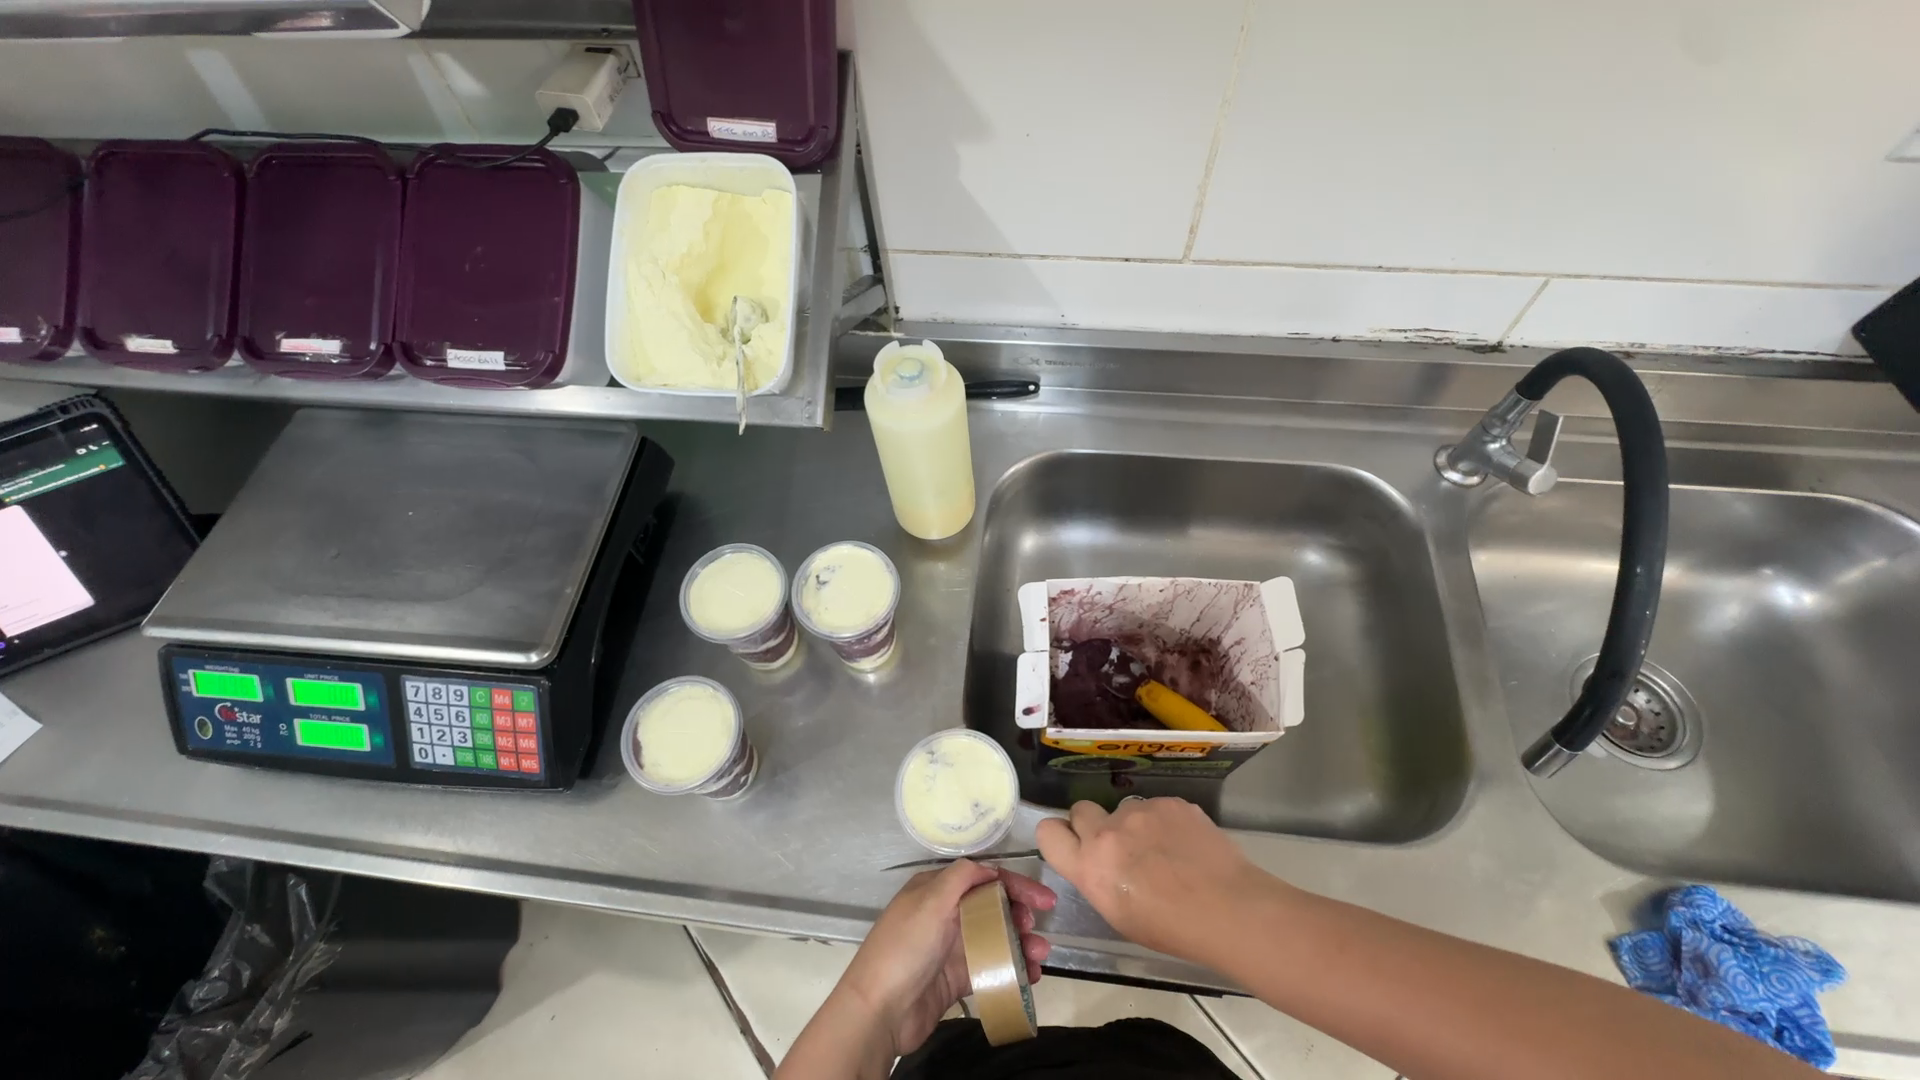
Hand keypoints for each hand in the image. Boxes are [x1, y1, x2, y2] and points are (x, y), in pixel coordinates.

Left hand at [837, 860, 1054, 1057]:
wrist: (880, 1010)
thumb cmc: (906, 947)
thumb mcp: (930, 900)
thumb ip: (961, 877)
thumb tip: (990, 867)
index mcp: (936, 890)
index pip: (982, 879)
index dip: (1015, 885)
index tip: (1045, 900)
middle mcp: (944, 914)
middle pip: (992, 908)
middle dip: (1020, 915)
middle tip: (1035, 930)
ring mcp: (951, 947)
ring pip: (995, 938)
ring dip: (1021, 944)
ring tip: (1038, 956)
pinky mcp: (956, 978)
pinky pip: (991, 967)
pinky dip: (1012, 969)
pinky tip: (1029, 975)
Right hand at [1036, 797, 1279, 961]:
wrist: (1228, 908)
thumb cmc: (1171, 928)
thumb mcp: (1117, 914)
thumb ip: (1096, 878)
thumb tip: (1097, 862)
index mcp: (1089, 866)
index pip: (1048, 832)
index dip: (1059, 836)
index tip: (1074, 845)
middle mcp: (1107, 831)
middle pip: (1081, 810)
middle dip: (1093, 824)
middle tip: (1119, 847)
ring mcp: (1141, 811)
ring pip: (1124, 809)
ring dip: (1134, 825)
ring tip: (1164, 851)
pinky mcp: (1171, 802)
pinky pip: (1157, 807)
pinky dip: (1165, 822)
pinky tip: (1185, 845)